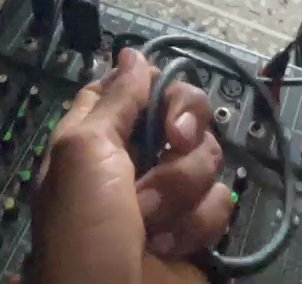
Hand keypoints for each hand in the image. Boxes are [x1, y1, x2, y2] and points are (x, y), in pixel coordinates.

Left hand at [28, 49, 232, 283]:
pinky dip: (195, 225)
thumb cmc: (85, 233)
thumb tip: (132, 53)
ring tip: (149, 224)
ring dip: (178, 190)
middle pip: (181, 111)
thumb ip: (114, 99)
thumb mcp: (83, 154)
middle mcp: (134, 158)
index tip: (157, 90)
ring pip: (204, 155)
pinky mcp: (195, 229)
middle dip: (183, 127)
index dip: (151, 83)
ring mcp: (167, 194)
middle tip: (173, 144)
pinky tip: (168, 247)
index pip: (134, 85)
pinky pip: (218, 200)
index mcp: (98, 136)